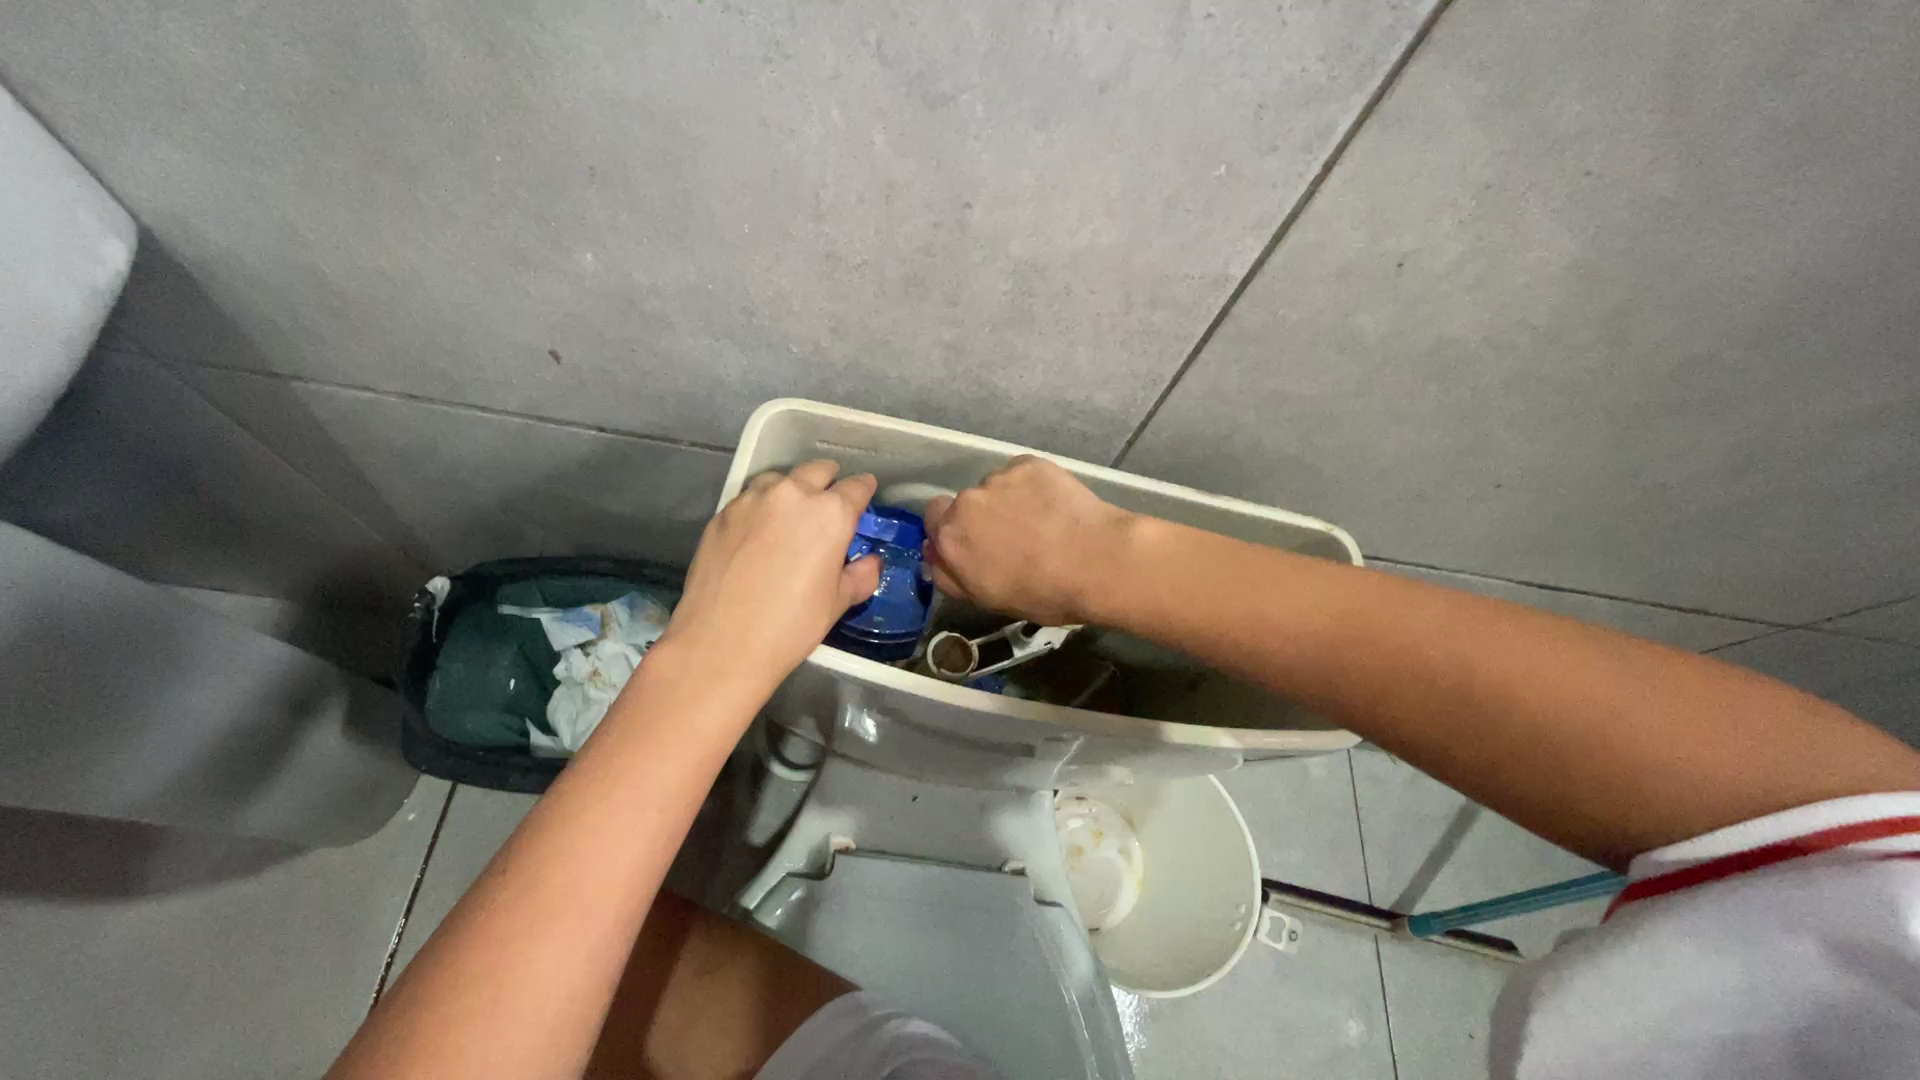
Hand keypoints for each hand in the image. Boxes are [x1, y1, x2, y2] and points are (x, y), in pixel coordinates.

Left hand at [656, 460, 880, 691]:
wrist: (721, 643)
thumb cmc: (791, 625)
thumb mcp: (837, 603)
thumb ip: (860, 576)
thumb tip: (870, 563)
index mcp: (830, 513)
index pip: (856, 487)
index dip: (864, 492)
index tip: (864, 497)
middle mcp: (792, 495)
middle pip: (817, 471)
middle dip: (828, 481)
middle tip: (830, 502)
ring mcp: (752, 501)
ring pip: (779, 480)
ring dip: (791, 490)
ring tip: (791, 514)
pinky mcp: (722, 514)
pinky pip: (749, 499)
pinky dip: (760, 507)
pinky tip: (758, 532)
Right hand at [923, 456, 1138, 625]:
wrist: (1097, 561)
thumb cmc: (1043, 593)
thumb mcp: (988, 600)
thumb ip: (952, 577)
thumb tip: (936, 558)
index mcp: (950, 538)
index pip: (933, 521)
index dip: (953, 533)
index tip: (976, 547)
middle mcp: (966, 502)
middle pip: (964, 503)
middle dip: (980, 517)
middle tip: (1012, 538)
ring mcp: (999, 479)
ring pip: (994, 488)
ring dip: (1007, 501)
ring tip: (1040, 522)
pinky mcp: (1029, 464)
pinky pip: (1020, 474)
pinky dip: (1032, 486)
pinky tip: (1054, 505)